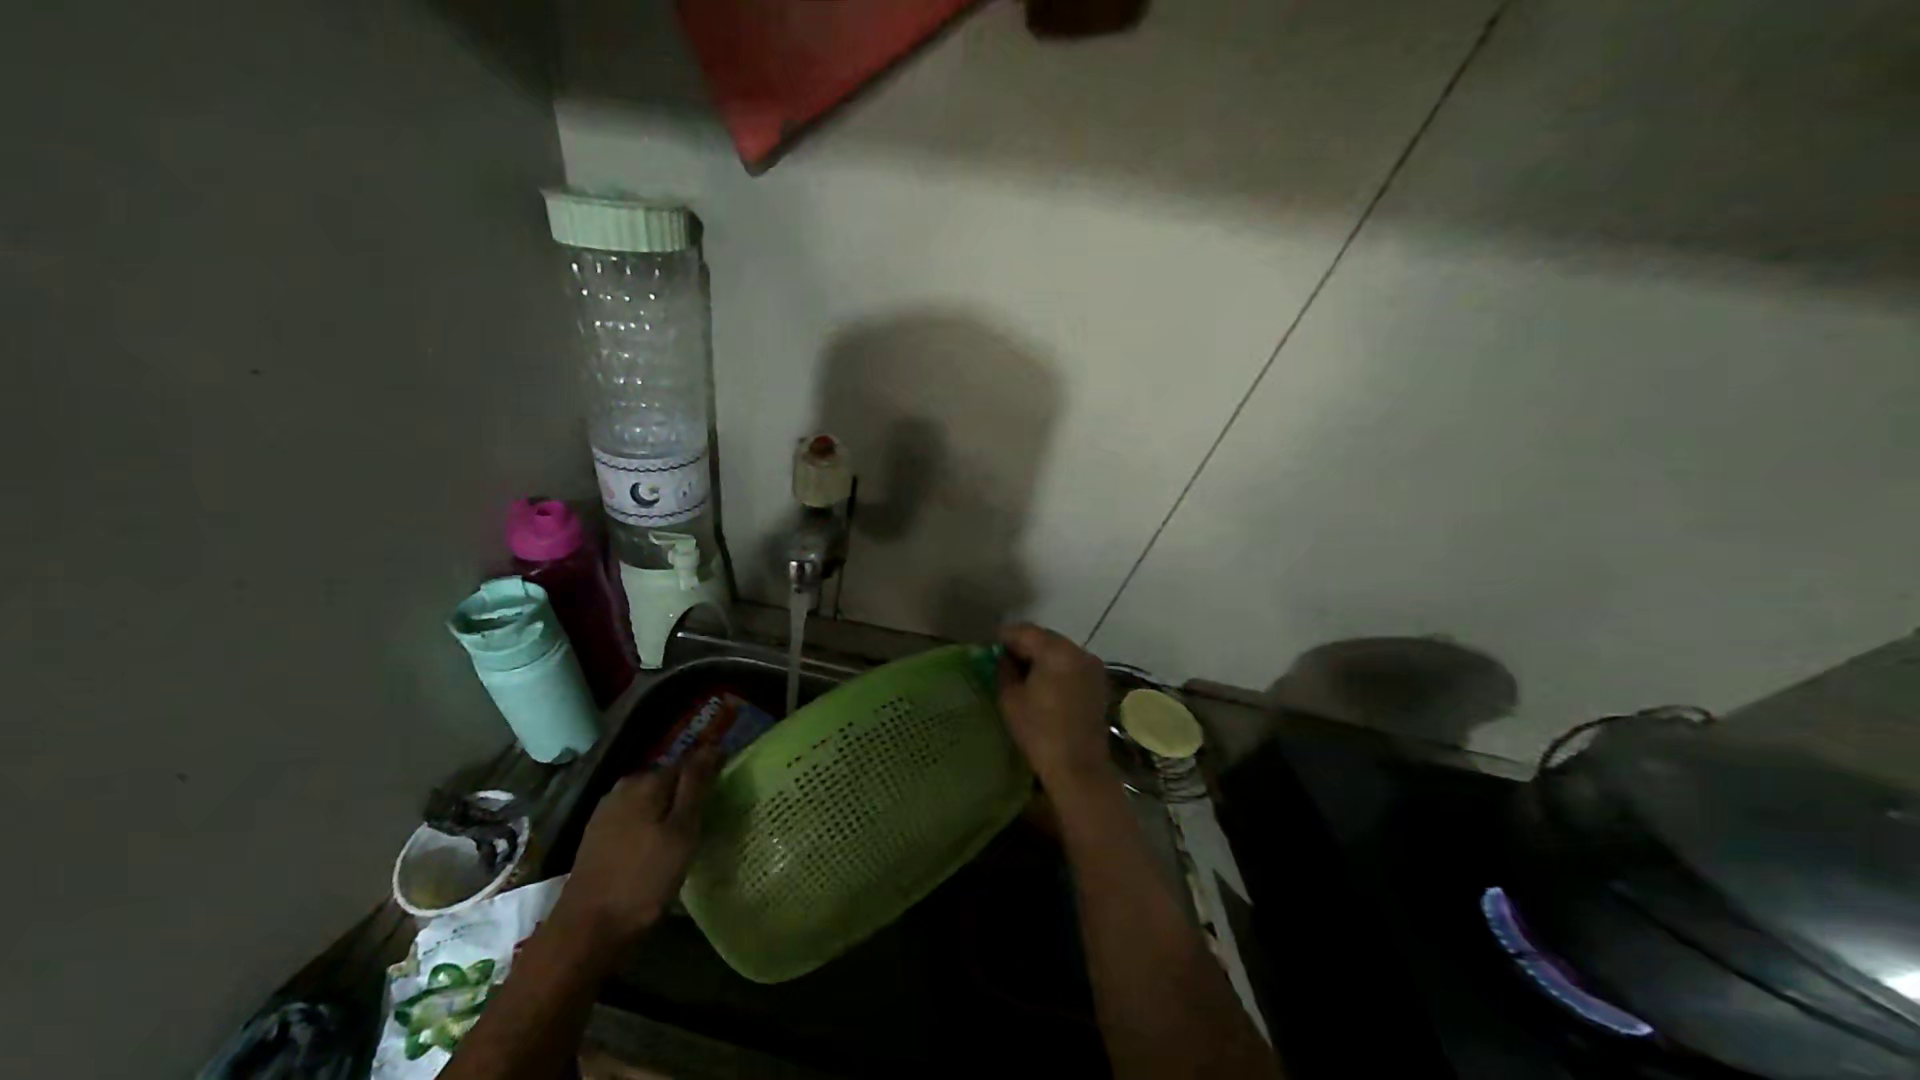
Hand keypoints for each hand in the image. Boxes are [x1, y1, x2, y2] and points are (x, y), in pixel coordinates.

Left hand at [558, 747, 719, 948]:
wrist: (589, 927)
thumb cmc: (645, 878)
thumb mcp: (682, 831)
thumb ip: (696, 786)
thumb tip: (712, 745)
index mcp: (647, 781)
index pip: (688, 762)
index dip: (709, 773)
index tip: (726, 790)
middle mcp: (624, 786)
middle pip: (667, 779)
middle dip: (687, 791)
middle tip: (709, 815)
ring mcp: (606, 811)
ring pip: (649, 799)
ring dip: (667, 809)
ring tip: (687, 831)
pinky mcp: (597, 834)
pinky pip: (634, 817)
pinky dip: (650, 824)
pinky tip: (658, 845)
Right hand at [996, 623, 1114, 791]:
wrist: (1077, 767)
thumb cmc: (1039, 731)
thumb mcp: (1010, 698)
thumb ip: (1004, 669)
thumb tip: (1004, 657)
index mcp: (1056, 651)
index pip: (1024, 631)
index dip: (1004, 638)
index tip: (989, 649)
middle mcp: (1079, 652)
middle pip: (1045, 637)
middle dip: (1023, 645)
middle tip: (1003, 661)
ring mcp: (1092, 667)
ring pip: (1059, 650)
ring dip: (1040, 656)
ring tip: (1021, 674)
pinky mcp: (1098, 682)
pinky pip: (1071, 665)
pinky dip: (1056, 668)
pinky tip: (1043, 685)